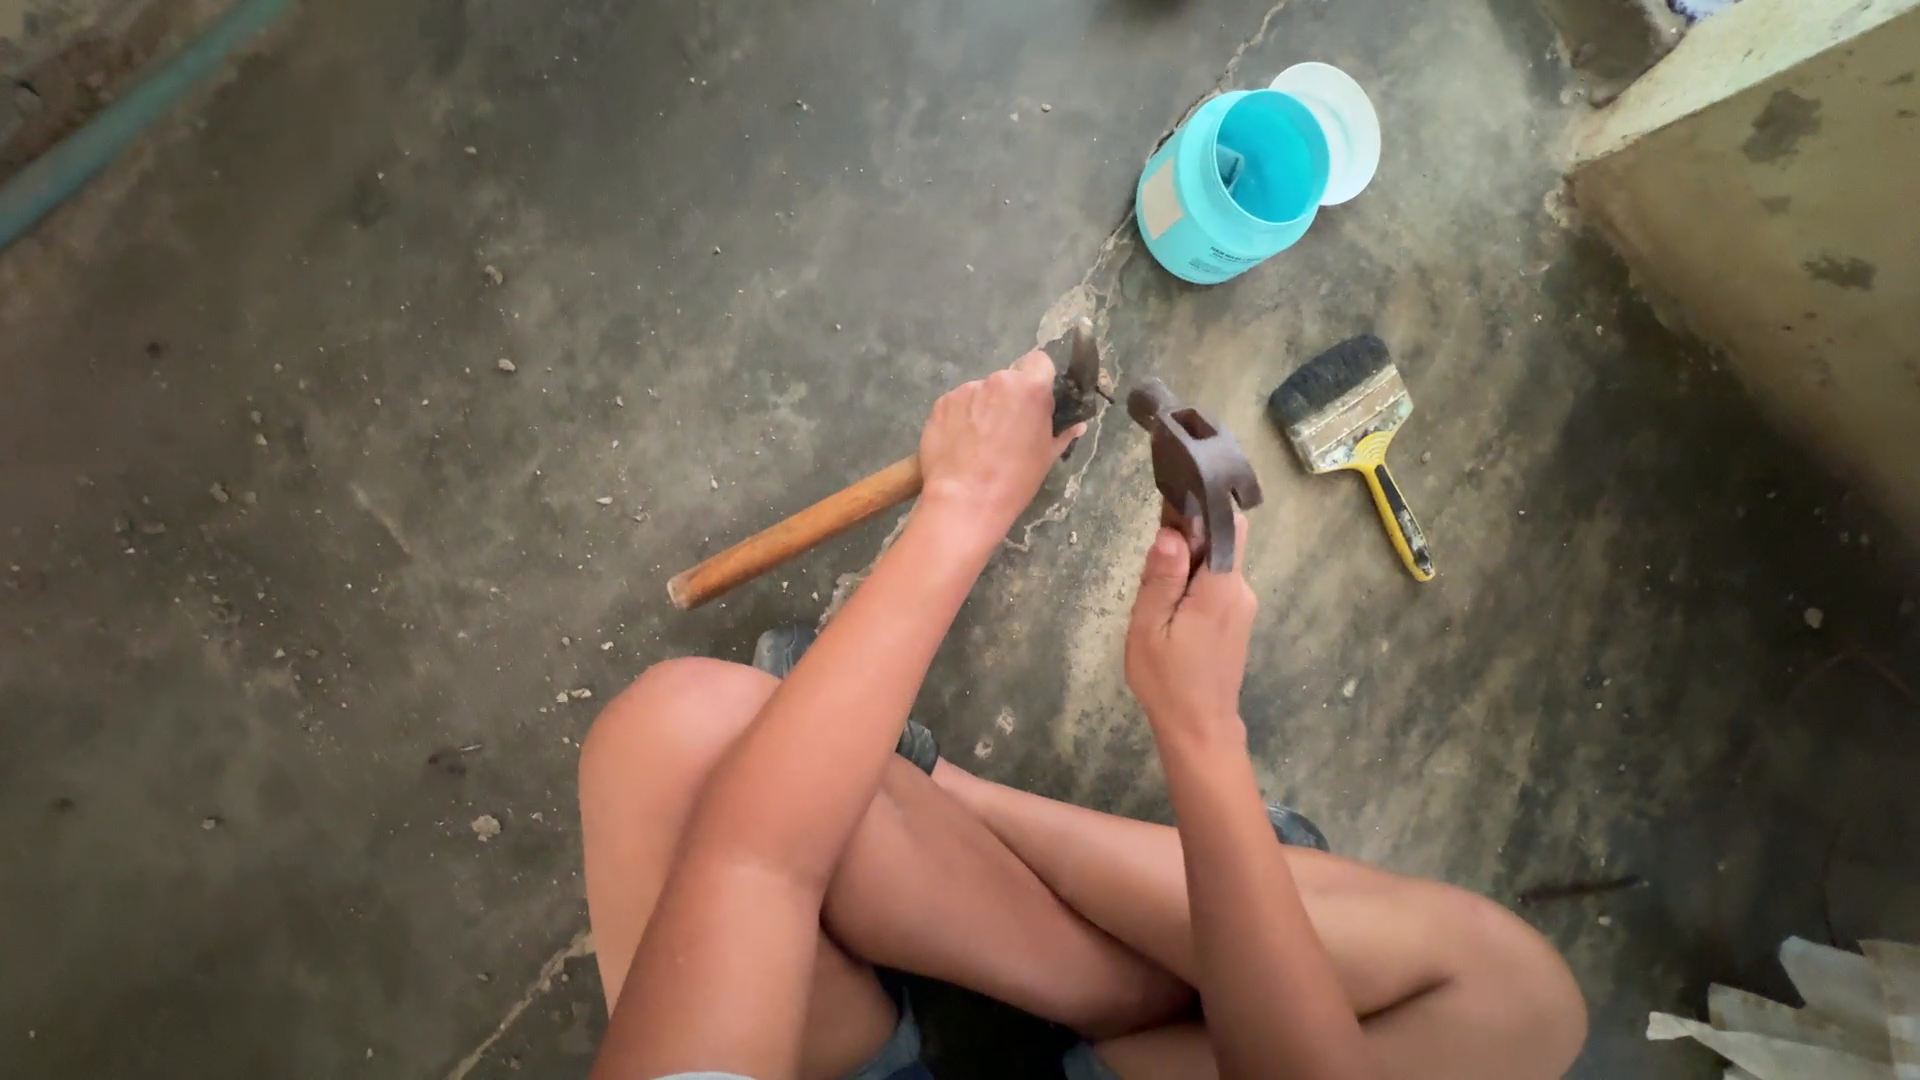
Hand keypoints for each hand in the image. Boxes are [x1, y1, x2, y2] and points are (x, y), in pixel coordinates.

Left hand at [917, 350, 1084, 538]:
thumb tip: (1077, 425)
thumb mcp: (1046, 457)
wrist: (964, 500)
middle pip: (1007, 380)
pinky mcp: (940, 404)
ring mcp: (965, 390)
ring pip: (980, 393)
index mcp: (1030, 388)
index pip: (1040, 361)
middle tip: (1006, 430)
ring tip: (978, 443)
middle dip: (1008, 398)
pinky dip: (960, 419)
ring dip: (982, 409)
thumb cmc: (1014, 480)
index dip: (1039, 380)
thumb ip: (1062, 433)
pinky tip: (959, 445)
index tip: (1034, 403)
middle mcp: (996, 380)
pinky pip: (957, 405)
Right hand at [1125, 514, 1255, 743]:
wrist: (1199, 728)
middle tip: (1150, 579)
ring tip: (1156, 606)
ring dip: (1185, 572)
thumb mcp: (1149, 627)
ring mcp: (1243, 607)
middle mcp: (1241, 591)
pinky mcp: (1237, 621)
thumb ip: (1161, 578)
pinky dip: (1192, 589)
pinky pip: (1216, 587)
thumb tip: (1170, 533)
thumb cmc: (1168, 680)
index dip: (1200, 514)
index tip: (1167, 519)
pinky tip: (1170, 617)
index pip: (1228, 527)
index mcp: (1221, 588)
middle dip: (1184, 547)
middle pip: (1218, 544)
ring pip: (1214, 566)